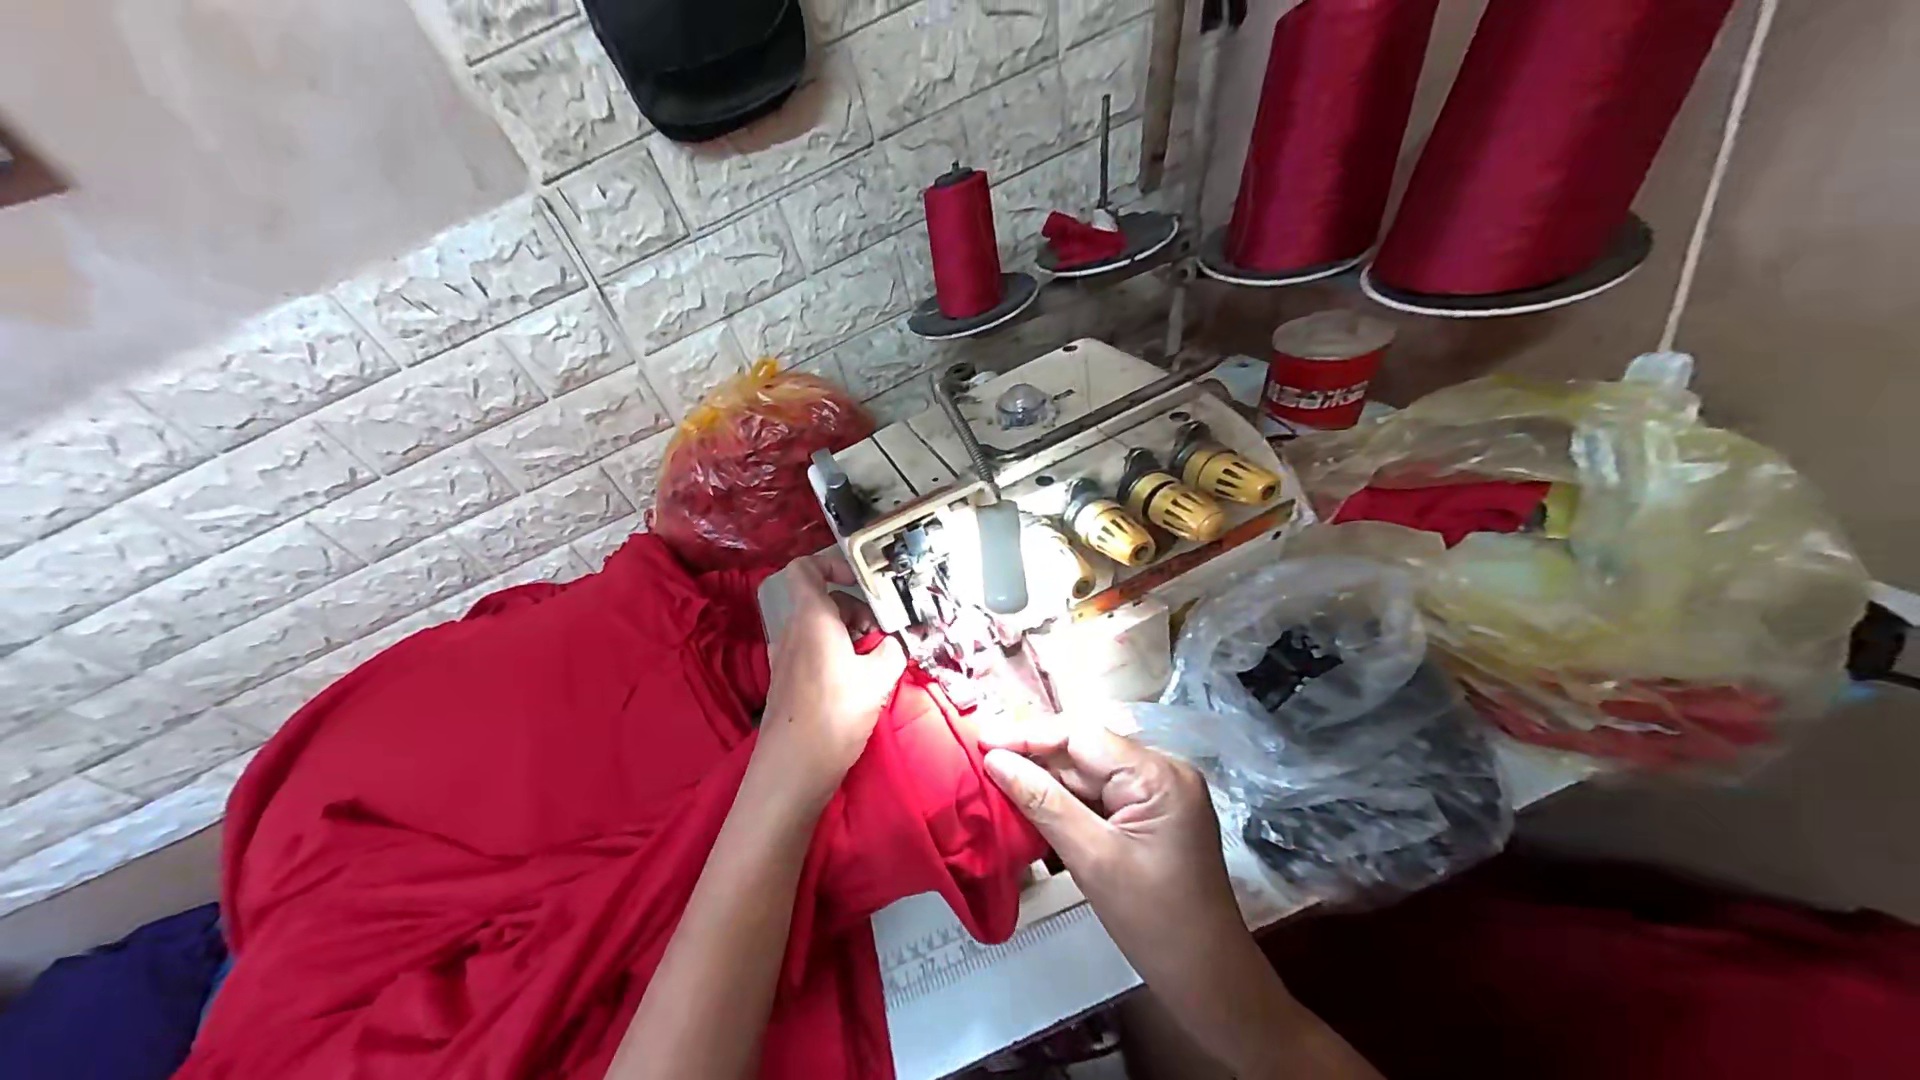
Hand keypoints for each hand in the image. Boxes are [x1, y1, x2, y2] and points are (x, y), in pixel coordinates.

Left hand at [751, 553, 905, 813]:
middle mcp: (793, 631)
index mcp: (811, 619)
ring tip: (877, 652)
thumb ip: (893, 651)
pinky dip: (836, 650)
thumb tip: (901, 640)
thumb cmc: (833, 717)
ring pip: (819, 624)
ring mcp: (787, 656)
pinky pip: (813, 648)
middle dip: (855, 604)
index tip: (865, 580)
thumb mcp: (877, 681)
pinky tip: (859, 674)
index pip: (806, 568)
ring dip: (848, 629)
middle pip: (821, 597)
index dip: (834, 564)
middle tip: (883, 626)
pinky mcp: (789, 680)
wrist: (790, 772)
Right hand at [978, 719, 1249, 988]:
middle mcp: (1163, 769)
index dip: (1029, 735)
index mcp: (1158, 774)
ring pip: (1089, 772)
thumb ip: (1042, 802)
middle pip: (1085, 750)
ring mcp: (1160, 790)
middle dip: (1035, 757)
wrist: (1208, 978)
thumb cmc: (1154, 922)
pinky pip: (1101, 792)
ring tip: (998, 778)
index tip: (983, 739)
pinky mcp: (1153, 810)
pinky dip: (1067, 799)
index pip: (1082, 736)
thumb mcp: (1091, 859)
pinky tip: (1034, 802)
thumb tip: (995, 760)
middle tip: (983, 759)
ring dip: (1047, 780)